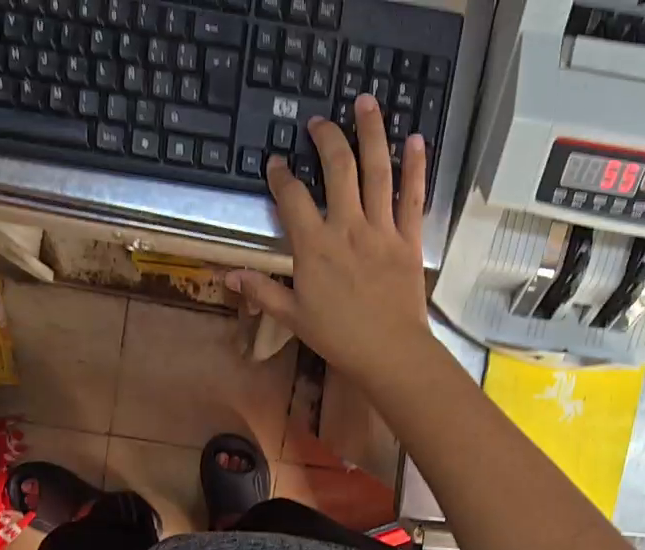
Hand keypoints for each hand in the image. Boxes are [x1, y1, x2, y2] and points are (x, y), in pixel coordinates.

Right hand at [223, 95, 434, 381]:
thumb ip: (262, 291)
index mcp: (315, 246)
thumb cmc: (338, 337)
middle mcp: (347, 227)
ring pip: (377, 171)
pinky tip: (415, 140)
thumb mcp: (293, 317)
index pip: (292, 198)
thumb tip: (229, 276)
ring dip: (371, 133)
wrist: (389, 352)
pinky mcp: (409, 239)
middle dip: (326, 139)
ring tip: (366, 103)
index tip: (275, 163)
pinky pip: (413, 197)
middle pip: (337, 169)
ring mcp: (381, 230)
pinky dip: (415, 167)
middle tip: (319, 122)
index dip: (281, 177)